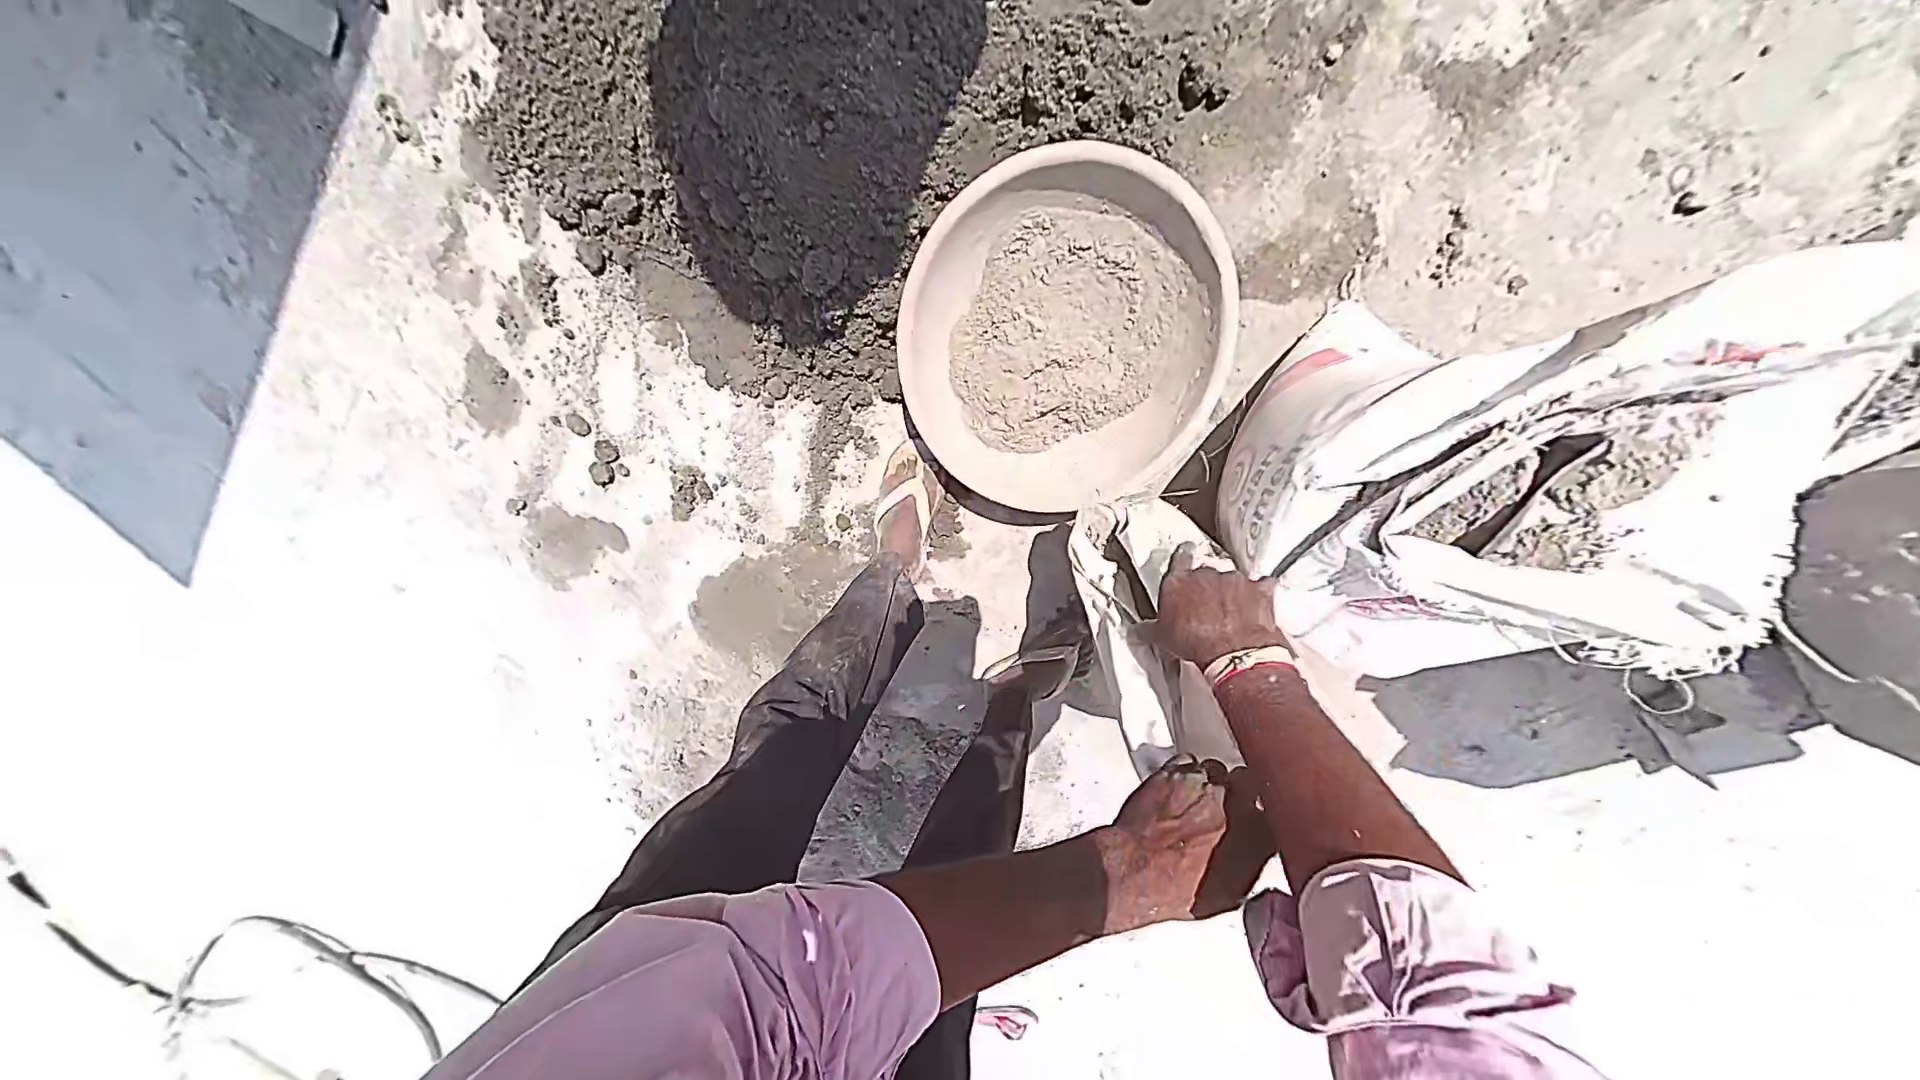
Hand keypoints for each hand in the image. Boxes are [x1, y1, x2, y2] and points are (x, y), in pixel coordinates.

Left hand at [1098, 755, 1272, 932]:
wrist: (1137, 872)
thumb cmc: (1178, 889)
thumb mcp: (1232, 893)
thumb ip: (1252, 863)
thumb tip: (1254, 856)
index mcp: (1257, 835)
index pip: (1276, 811)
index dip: (1264, 814)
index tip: (1257, 819)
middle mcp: (1233, 803)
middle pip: (1249, 780)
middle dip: (1242, 790)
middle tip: (1229, 805)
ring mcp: (1201, 784)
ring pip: (1217, 768)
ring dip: (1212, 781)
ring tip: (1199, 799)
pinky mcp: (1173, 773)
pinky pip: (1187, 761)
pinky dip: (1186, 771)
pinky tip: (1181, 787)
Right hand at [1151, 545, 1287, 669]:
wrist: (1231, 652)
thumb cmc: (1195, 641)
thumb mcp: (1162, 637)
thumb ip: (1150, 628)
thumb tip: (1139, 631)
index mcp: (1178, 581)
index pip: (1179, 559)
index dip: (1183, 558)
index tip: (1185, 555)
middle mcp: (1205, 574)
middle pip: (1206, 572)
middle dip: (1207, 585)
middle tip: (1206, 604)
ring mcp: (1234, 579)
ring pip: (1232, 578)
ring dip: (1232, 590)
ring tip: (1230, 612)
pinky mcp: (1258, 589)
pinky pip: (1262, 585)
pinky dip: (1260, 593)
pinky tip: (1259, 603)